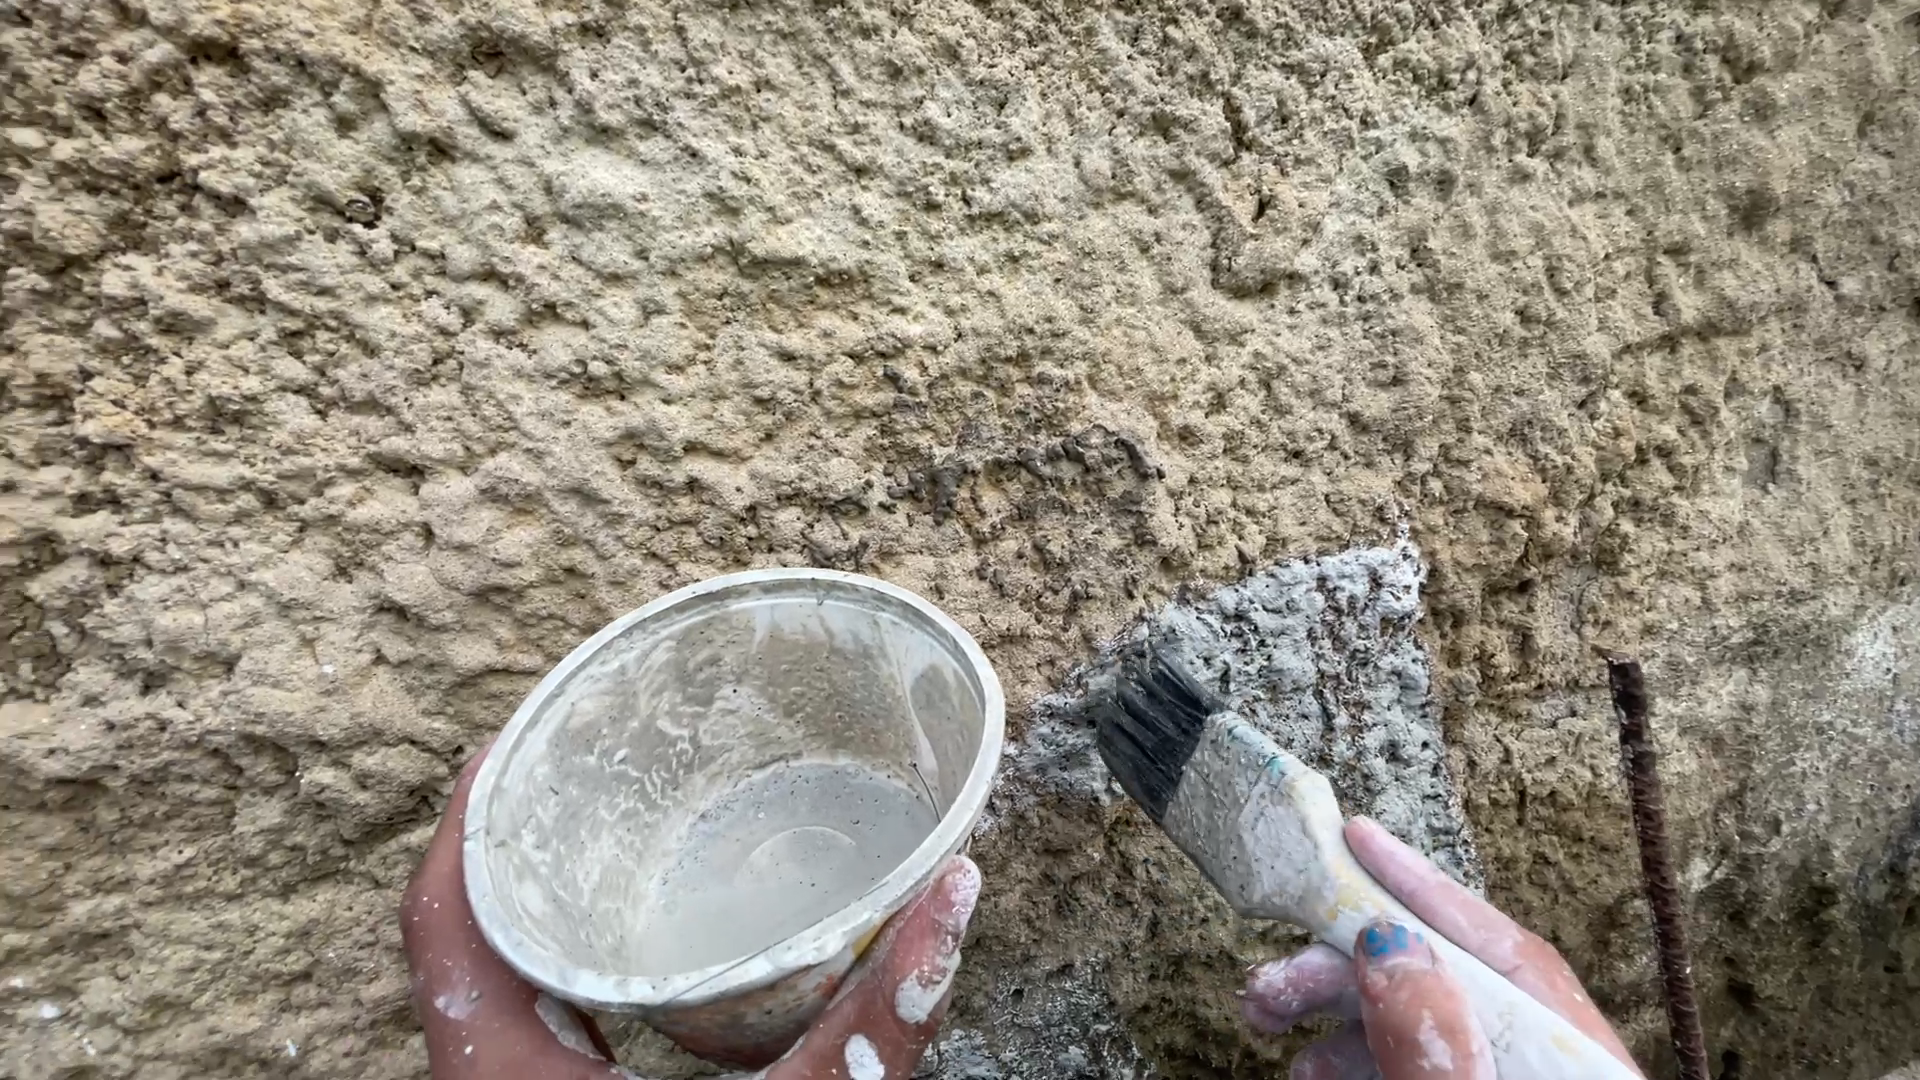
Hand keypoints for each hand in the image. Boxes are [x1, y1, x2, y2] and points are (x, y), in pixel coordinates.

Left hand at [401, 745, 979, 1078]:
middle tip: (582, 754)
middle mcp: (494, 1078)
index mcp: (505, 1076)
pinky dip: (570, 942)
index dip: (468, 817)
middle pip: (471, 927)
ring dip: (542, 884)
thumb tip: (955, 890)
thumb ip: (879, 1024)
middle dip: (517, 831)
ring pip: (502, 966)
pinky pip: (537, 1001)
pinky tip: (636, 920)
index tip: (511, 735)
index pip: (445, 920)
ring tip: (608, 813)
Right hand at [1240, 817, 1642, 1079]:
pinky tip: (1312, 1064)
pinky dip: (1353, 1052)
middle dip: (1340, 963)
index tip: (1355, 834)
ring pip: (1414, 1019)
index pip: (1505, 952)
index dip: (1422, 883)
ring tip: (1266, 1016)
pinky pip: (1410, 1060)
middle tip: (1271, 975)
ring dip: (1330, 1009)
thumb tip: (1388, 944)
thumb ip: (1435, 1049)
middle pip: (1440, 980)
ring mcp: (1505, 1076)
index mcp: (1573, 1065)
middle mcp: (1542, 1063)